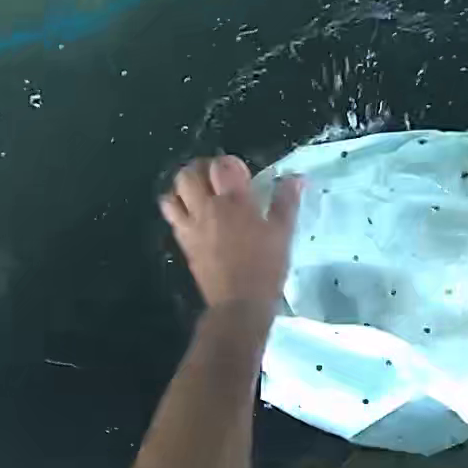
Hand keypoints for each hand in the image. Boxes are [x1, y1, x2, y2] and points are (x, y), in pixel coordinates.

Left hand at [159, 156, 303, 308]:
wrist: (238, 304)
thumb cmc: (265, 268)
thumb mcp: (282, 233)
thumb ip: (286, 202)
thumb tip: (295, 178)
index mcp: (234, 202)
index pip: (222, 166)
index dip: (229, 163)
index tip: (240, 173)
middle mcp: (208, 208)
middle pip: (189, 174)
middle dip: (200, 169)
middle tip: (214, 177)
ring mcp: (191, 225)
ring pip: (173, 193)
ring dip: (183, 187)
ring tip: (198, 193)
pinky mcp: (184, 242)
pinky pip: (171, 216)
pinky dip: (177, 208)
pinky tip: (193, 214)